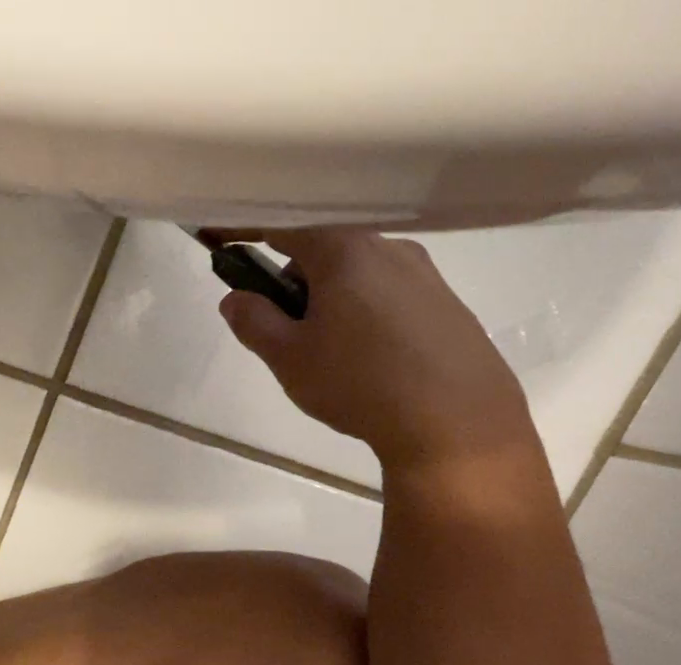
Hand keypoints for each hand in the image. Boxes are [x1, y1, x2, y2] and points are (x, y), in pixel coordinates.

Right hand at [202, 228, 534, 473]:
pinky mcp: (448, 303)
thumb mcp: (287, 357)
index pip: (284, 229)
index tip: (225, 253)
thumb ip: (254, 321)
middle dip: (295, 284)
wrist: (454, 418)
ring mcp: (424, 274)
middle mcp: (388, 249)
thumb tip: (235, 298)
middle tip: (284, 336)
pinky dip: (366, 316)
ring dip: (332, 302)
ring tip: (330, 356)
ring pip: (357, 276)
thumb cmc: (356, 381)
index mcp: (343, 252)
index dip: (249, 239)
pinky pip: (389, 297)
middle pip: (324, 253)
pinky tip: (370, 362)